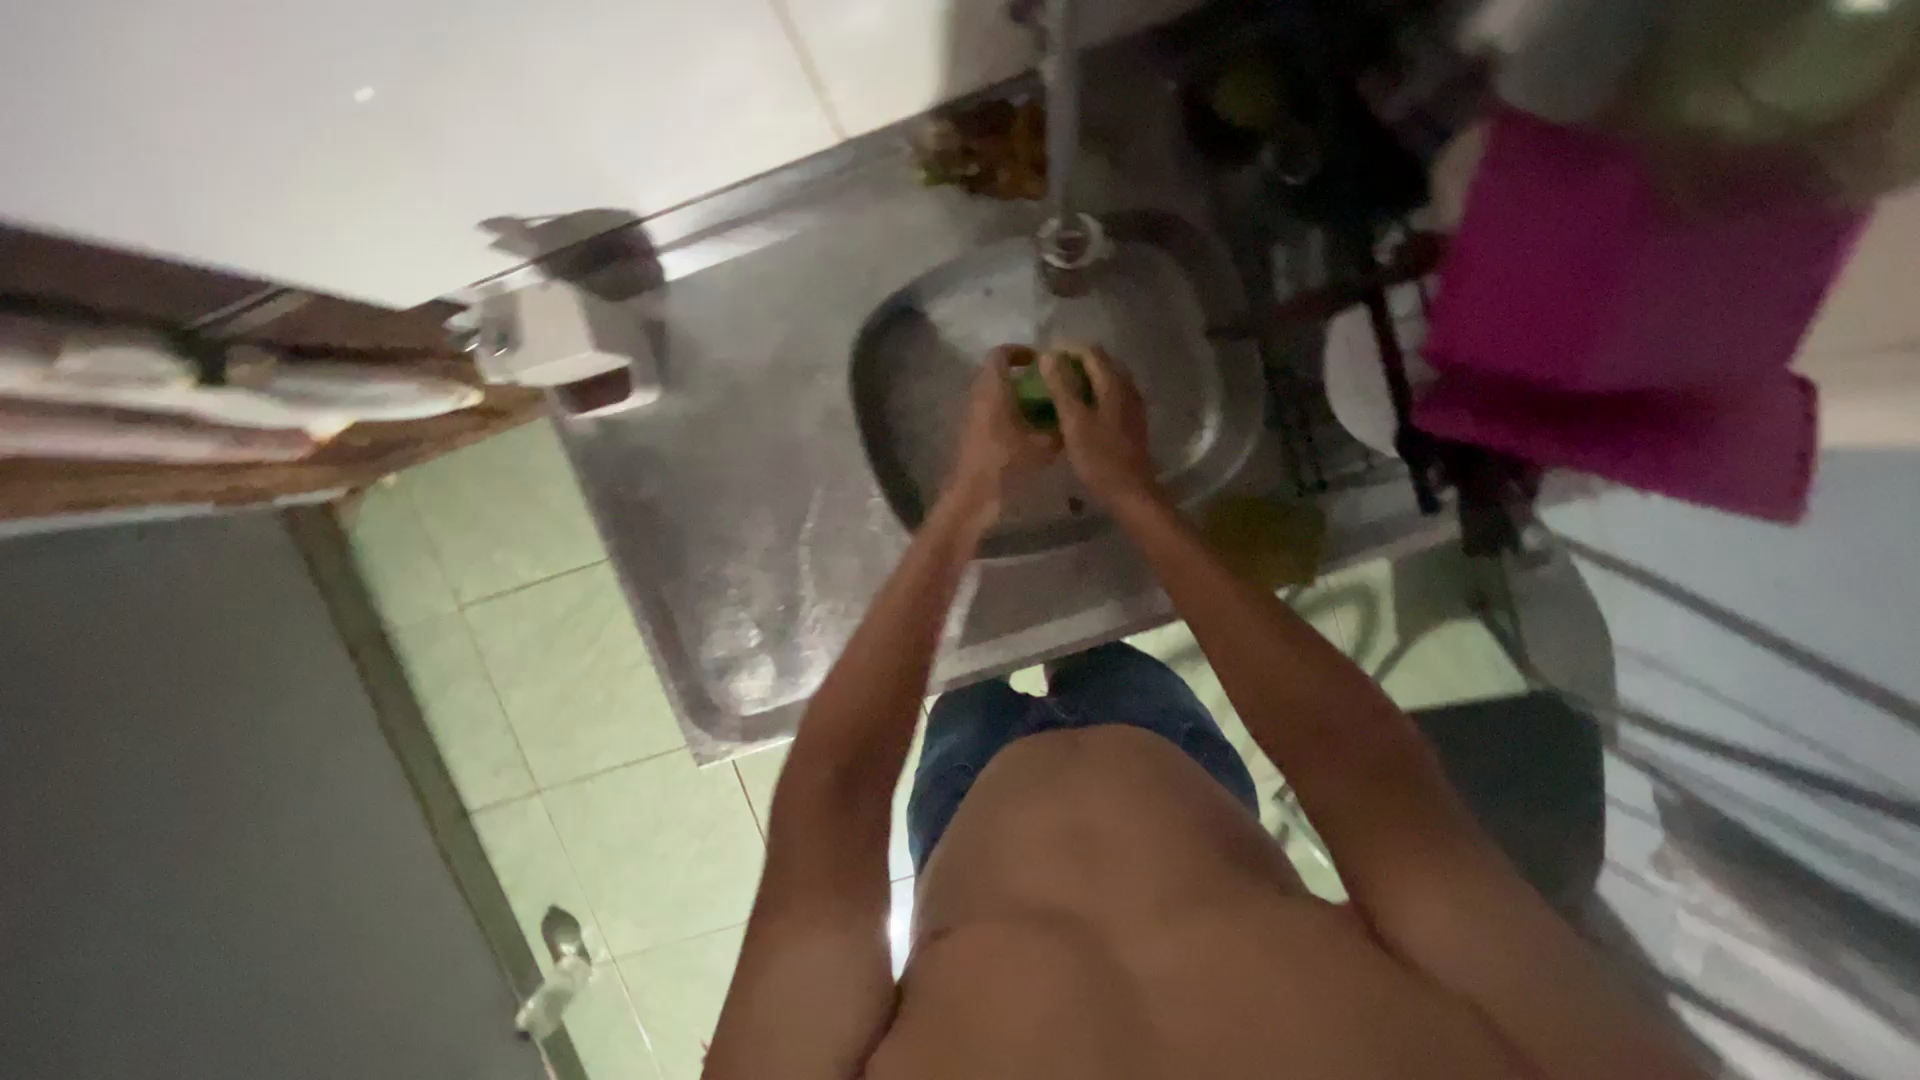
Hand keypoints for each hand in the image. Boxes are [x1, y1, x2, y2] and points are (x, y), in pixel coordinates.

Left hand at [943, 346, 1061, 528]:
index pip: (1000, 354)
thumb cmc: (1006, 465)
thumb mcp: (1043, 447)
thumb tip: (1072, 416)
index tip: (1040, 360)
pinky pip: (990, 411)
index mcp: (993, 390)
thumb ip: (1059, 427)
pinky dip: (1008, 412)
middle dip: (1021, 375)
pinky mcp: (971, 433)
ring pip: (993, 394)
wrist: (973, 496)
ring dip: (1015, 396)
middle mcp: (978, 396)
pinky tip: (1028, 431)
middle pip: (996, 373)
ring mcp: (971, 415)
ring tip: (1042, 409)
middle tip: (1047, 385)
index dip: (1020, 351)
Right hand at [1042, 344, 1159, 508]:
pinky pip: (1111, 395)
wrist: (1130, 491)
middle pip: (1101, 362)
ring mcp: (1133, 404)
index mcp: (1114, 383)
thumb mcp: (1074, 421)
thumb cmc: (1098, 457)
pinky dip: (1094, 392)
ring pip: (1107, 378)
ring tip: (1060, 388)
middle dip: (1075, 361)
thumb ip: (1061, 386)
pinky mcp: (1132, 421)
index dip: (1066, 349)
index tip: (1043, 358)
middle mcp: (1128, 387)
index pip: (1090, 351)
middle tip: (1049, 372)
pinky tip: (1080, 408)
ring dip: (1084, 377)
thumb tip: (1048, 356)